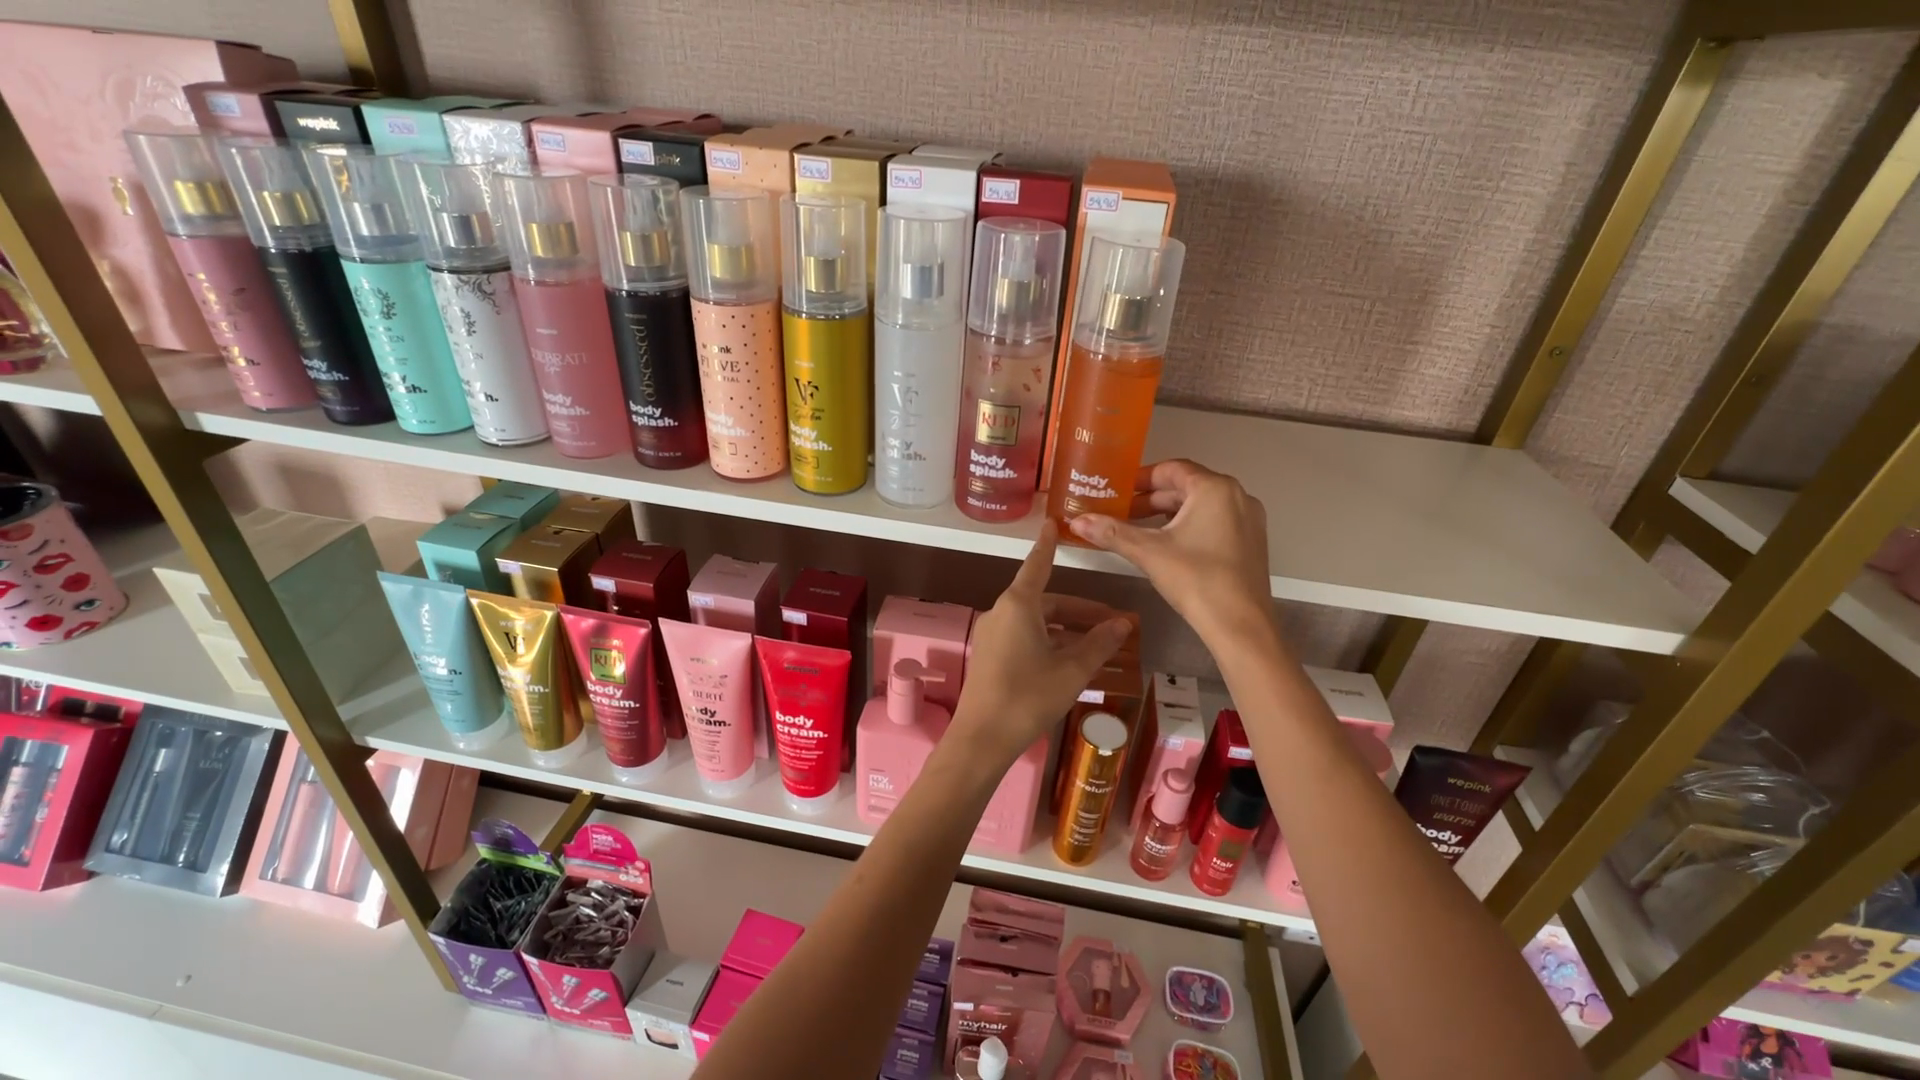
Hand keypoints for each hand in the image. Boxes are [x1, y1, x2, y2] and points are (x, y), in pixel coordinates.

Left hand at [948, 521, 1132, 766]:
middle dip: (1079, 611)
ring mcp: (992, 635)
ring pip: (1036, 622)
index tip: (1053, 523)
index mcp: (1018, 605)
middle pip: (1045, 601)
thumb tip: (1123, 623)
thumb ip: (1100, 643)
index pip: (1038, 565)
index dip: (1049, 545)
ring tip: (1100, 644)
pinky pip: (1025, 638)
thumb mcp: (1072, 670)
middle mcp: (1001, 612)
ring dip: (1067, 630)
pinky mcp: (990, 656)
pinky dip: (1050, 642)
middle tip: (1113, 623)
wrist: (982, 738)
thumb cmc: (1028, 696)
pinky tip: (1072, 661)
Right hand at [1067, 459, 1271, 642]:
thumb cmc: (1196, 580)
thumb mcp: (1148, 552)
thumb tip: (1077, 521)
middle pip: (1186, 487)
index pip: (1171, 469)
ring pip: (1201, 506)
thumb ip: (1112, 533)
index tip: (1116, 491)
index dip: (1140, 478)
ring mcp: (1249, 519)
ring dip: (1169, 514)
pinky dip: (1190, 526)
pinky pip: (1215, 522)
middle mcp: (1237, 496)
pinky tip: (1168, 545)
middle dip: (1152, 499)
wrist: (1240, 625)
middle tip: (1121, 513)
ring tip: (1139, 529)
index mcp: (1214, 488)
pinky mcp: (1252, 541)